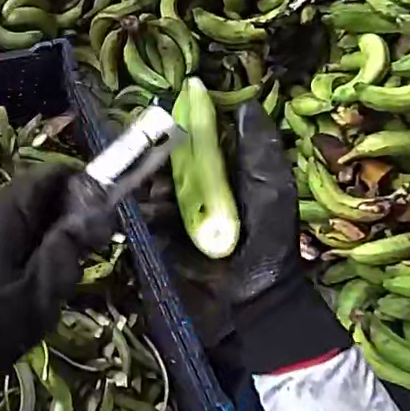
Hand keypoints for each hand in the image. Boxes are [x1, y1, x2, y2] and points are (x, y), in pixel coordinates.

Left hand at [0, 165, 108, 410]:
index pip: (41, 178)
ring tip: (70, 253)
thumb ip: (66, 246)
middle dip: (62, 206)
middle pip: (26, 196)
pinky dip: (24, 245)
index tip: (101, 198)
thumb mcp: (43, 289)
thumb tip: (92, 211)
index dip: (74, 181)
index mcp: (0, 219)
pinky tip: (36, 273)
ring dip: (43, 227)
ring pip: (12, 220)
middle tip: (91, 230)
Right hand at [155, 100, 347, 374]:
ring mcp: (171, 215)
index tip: (173, 113)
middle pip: (166, 160)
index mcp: (224, 175)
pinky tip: (147, 212)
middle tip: (158, 155)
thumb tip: (244, 103)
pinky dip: (138, 209)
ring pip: (147, 186)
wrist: (249, 307)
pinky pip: (136, 215)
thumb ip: (259, 149)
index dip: (185, 125)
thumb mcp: (272, 191)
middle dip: (160, 155)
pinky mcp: (152, 238)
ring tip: (159, 194)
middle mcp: (195, 191)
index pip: (198, 140)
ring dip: (150, 184)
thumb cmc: (267, 244)